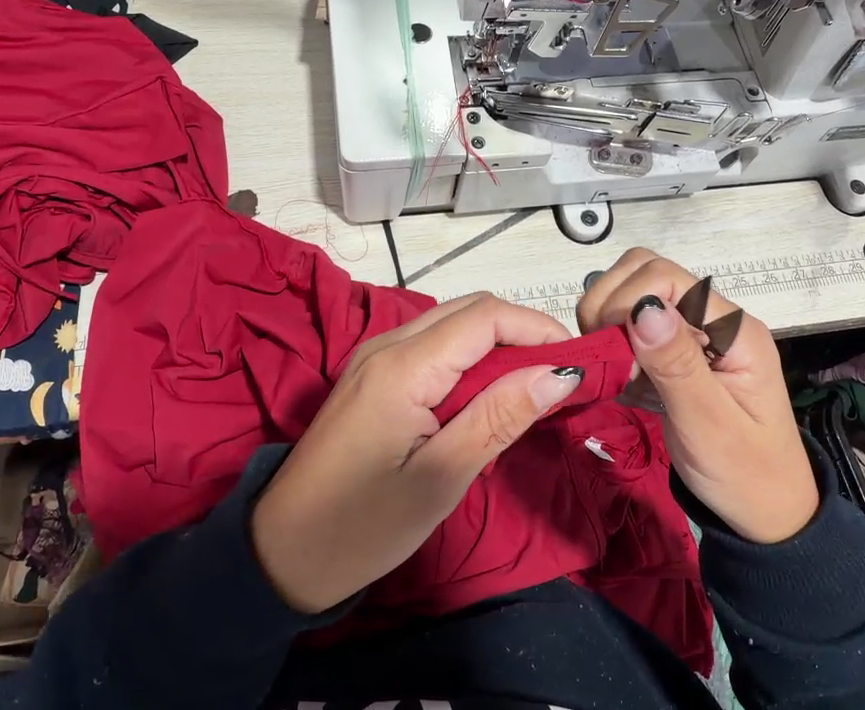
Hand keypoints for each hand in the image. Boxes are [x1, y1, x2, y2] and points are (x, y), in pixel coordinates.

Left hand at [249, 293, 580, 612]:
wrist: (282, 553)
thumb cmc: (364, 525)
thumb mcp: (442, 477)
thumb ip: (499, 416)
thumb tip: (560, 374)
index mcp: (402, 366)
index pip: (485, 317)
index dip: (538, 329)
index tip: (581, 362)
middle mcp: (385, 345)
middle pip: (469, 310)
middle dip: (523, 332)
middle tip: (564, 377)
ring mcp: (373, 357)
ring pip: (450, 324)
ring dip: (497, 344)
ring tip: (536, 386)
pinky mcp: (371, 376)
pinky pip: (431, 346)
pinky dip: (469, 358)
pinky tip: (488, 393)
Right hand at [578, 249, 817, 543]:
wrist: (766, 514)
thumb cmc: (744, 474)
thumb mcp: (709, 425)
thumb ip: (676, 365)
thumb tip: (643, 308)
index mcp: (732, 329)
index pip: (666, 276)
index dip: (626, 300)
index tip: (611, 347)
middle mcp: (713, 319)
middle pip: (646, 271)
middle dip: (610, 302)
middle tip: (604, 355)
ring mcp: (694, 333)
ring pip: (635, 292)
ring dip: (609, 319)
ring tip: (612, 366)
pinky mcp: (676, 352)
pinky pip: (634, 325)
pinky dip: (614, 340)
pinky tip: (619, 375)